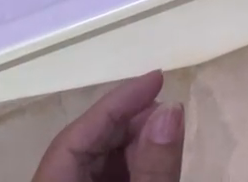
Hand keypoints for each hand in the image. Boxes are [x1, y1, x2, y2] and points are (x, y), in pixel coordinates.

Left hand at [31, 72, 183, 181]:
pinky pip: (100, 177)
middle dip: (130, 124)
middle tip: (170, 114)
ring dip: (133, 145)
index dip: (116, 103)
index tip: (158, 76)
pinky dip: (129, 167)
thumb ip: (153, 167)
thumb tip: (172, 107)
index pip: (75, 136)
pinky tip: (152, 164)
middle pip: (86, 145)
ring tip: (167, 139)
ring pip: (95, 161)